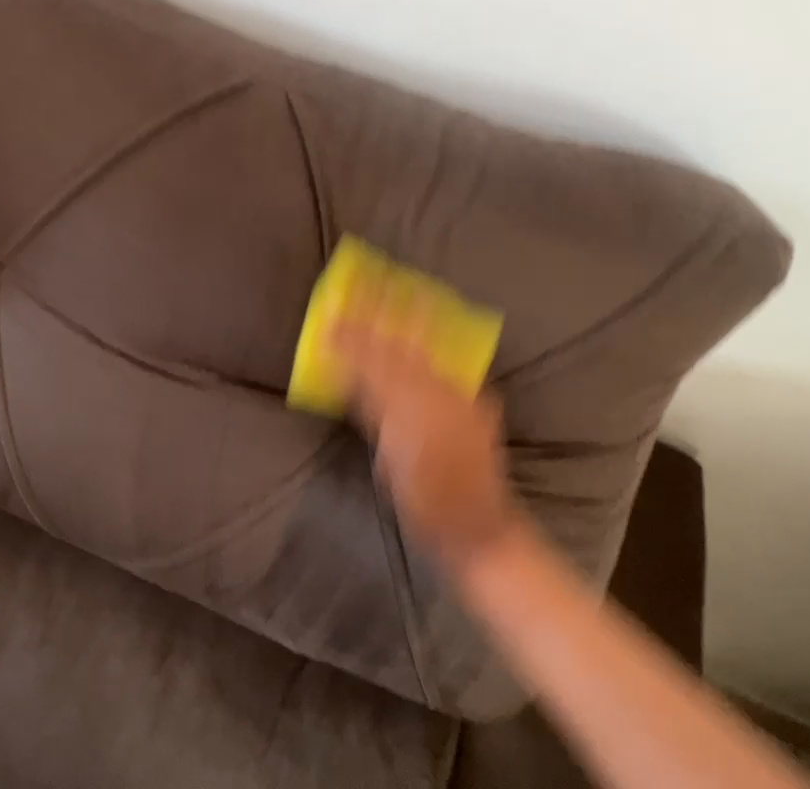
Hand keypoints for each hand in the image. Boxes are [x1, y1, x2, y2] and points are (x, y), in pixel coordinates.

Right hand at [329, 297, 516, 557]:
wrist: (479, 528)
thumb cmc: (426, 501)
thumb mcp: (391, 459)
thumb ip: (376, 411)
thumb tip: (353, 373)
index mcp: (414, 403)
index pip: (376, 358)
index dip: (352, 334)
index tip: (329, 314)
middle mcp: (440, 392)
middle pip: (406, 343)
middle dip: (386, 312)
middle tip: (371, 281)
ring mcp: (461, 399)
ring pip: (432, 349)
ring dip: (419, 318)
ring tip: (412, 290)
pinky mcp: (474, 408)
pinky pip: (451, 365)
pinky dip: (440, 345)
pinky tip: (438, 332)